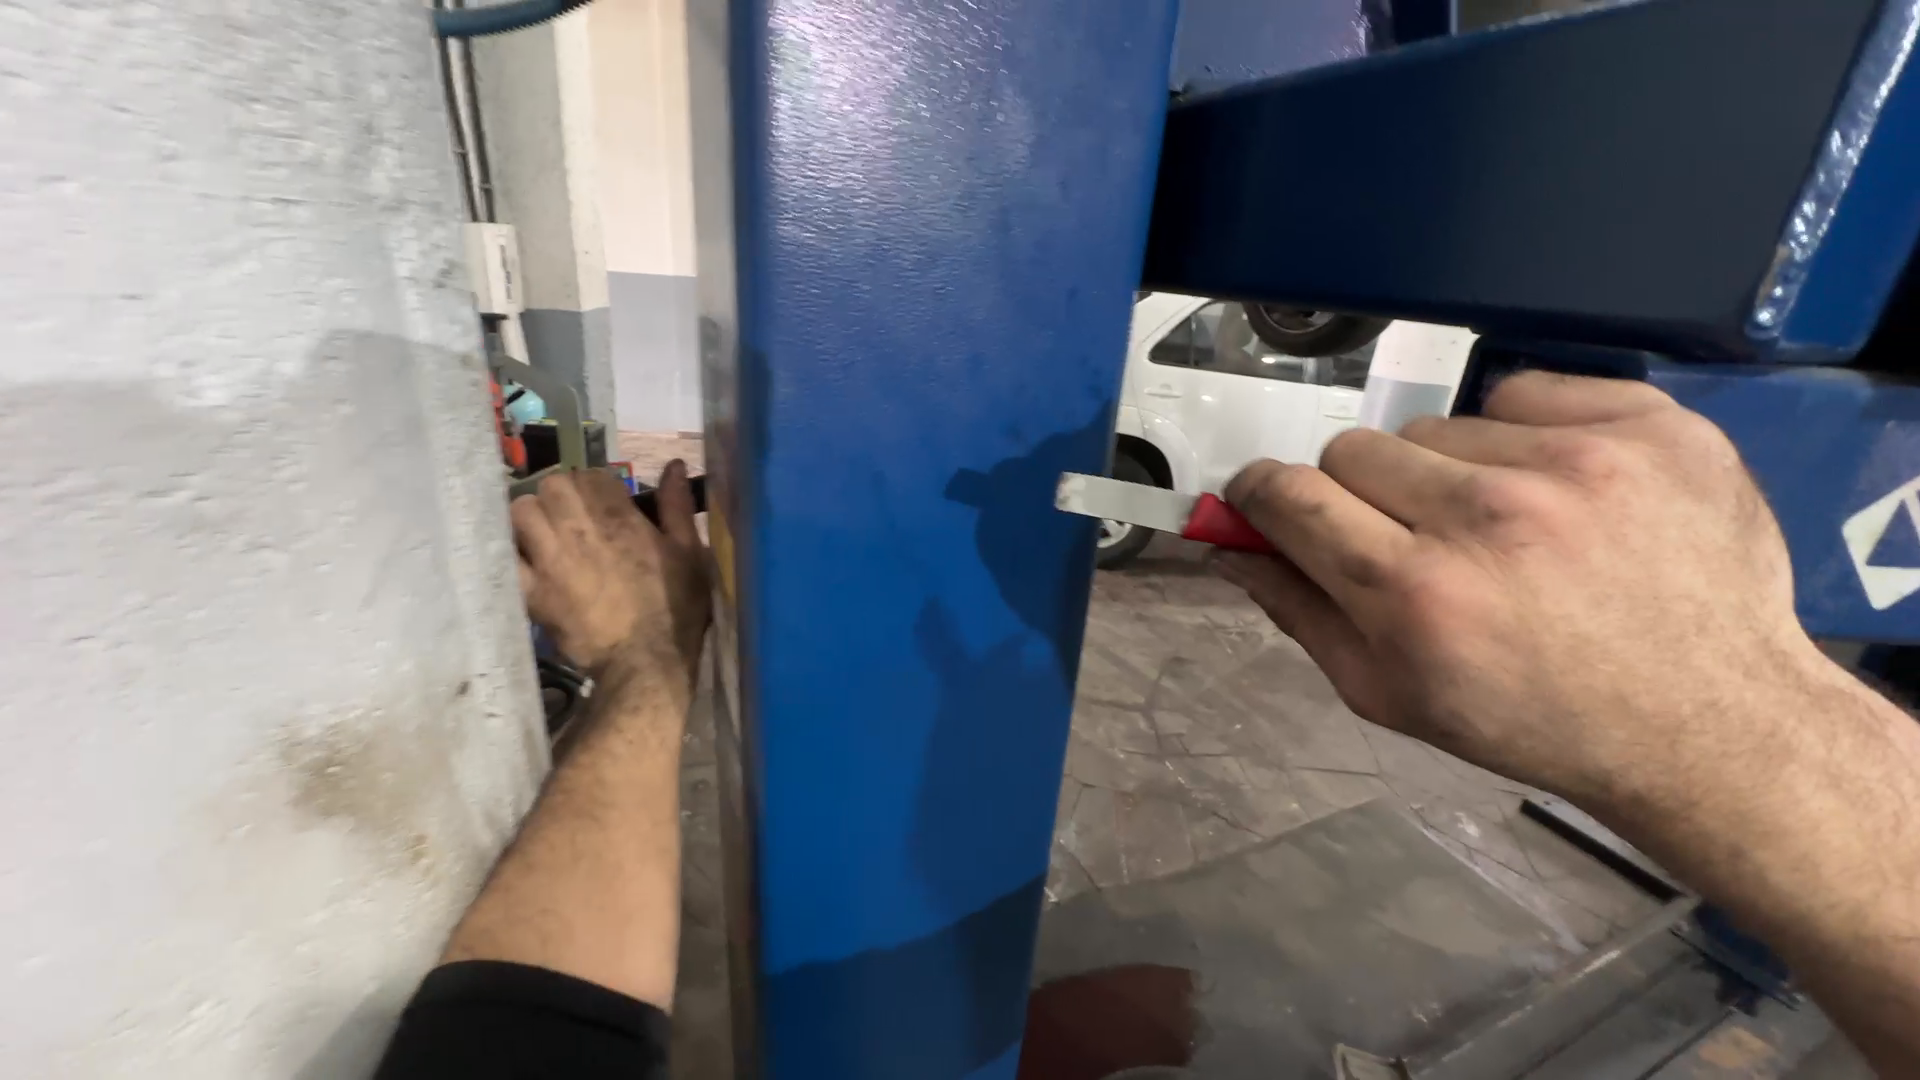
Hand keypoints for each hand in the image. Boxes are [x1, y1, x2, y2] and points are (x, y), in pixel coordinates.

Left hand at [511, 462, 710, 686]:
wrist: (646, 662)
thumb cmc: (677, 606)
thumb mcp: (690, 553)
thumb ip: (678, 507)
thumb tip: (673, 464)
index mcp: (619, 518)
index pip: (591, 475)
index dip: (597, 485)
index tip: (607, 503)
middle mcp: (578, 530)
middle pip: (550, 486)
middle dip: (562, 495)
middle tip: (576, 516)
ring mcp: (549, 561)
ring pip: (520, 513)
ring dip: (533, 518)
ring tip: (548, 535)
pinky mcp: (532, 592)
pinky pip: (506, 558)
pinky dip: (512, 554)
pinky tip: (527, 561)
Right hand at [1215, 372, 1825, 805]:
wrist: (1706, 723)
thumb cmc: (1522, 719)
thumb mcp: (1381, 691)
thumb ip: (1292, 608)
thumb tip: (1224, 543)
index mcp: (1412, 590)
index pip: (1285, 493)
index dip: (1260, 494)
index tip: (1268, 502)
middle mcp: (1484, 515)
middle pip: (1350, 449)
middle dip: (1356, 492)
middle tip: (1402, 536)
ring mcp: (1573, 462)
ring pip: (1432, 426)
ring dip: (1439, 470)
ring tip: (1494, 524)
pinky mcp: (1647, 425)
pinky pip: (1518, 392)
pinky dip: (1516, 433)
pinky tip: (1552, 488)